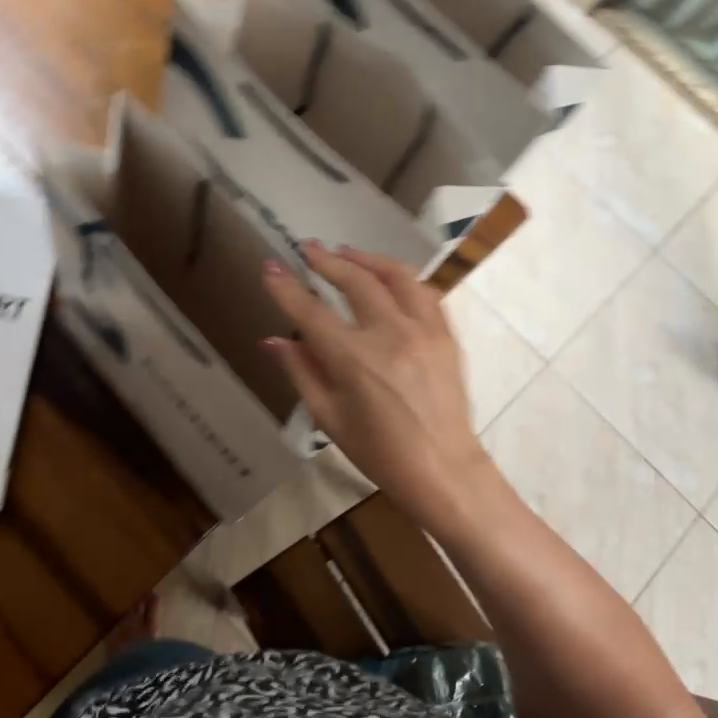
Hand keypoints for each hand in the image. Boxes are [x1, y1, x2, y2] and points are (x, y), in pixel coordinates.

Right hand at [260, 243, 490, 512]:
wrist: (442, 469)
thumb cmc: (379, 452)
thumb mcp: (329, 418)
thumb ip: (302, 372)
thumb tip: (274, 340)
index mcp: (355, 361)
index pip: (312, 312)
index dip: (287, 287)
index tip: (271, 265)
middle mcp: (391, 336)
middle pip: (356, 281)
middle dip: (328, 261)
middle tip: (308, 248)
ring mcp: (424, 332)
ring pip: (396, 276)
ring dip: (368, 259)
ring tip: (347, 252)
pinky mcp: (446, 336)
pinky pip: (425, 293)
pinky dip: (402, 279)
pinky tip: (389, 278)